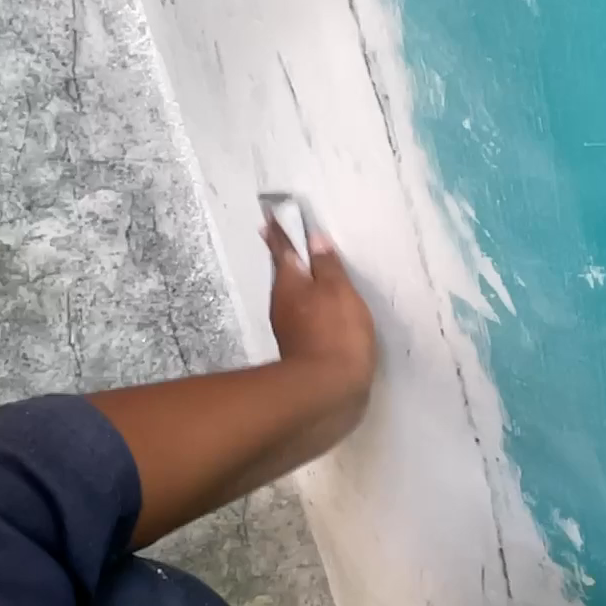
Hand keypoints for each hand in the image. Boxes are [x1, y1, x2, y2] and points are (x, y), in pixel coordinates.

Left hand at [262, 213, 377, 403]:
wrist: (327, 388)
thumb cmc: (335, 332)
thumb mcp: (338, 291)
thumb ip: (327, 265)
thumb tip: (314, 239)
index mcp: (290, 283)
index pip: (282, 250)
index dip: (277, 233)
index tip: (267, 217)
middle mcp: (282, 302)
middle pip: (283, 273)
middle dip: (283, 256)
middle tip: (278, 237)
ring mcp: (287, 326)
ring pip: (290, 294)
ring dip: (294, 279)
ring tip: (302, 268)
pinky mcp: (298, 346)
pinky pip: (300, 313)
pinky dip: (306, 302)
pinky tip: (315, 305)